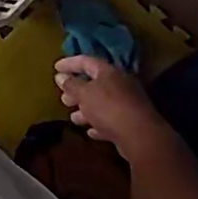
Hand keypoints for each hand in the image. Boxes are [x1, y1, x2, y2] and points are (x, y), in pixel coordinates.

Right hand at [54, 55, 178, 161]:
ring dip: (86, 109)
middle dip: (77, 90)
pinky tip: (91, 131)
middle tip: (63, 97)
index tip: (56, 68)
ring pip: (102, 103)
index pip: (86, 61)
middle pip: (95, 83)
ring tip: (73, 117)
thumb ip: (70, 84)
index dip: (69, 63)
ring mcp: (128, 104)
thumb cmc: (108, 108)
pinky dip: (100, 123)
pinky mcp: (132, 122)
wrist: (141, 137)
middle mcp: (121, 84)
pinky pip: (111, 120)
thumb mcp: (83, 93)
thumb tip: (61, 77)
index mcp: (109, 72)